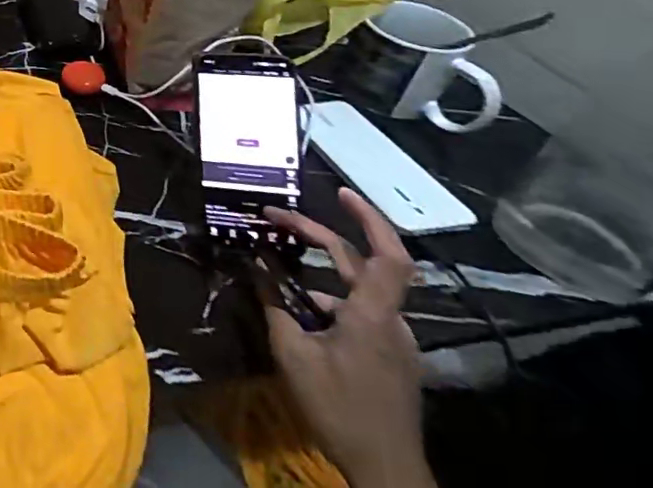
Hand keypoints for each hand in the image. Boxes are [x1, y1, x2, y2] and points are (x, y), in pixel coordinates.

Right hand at [262, 188, 433, 487]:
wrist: (386, 471)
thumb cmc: (339, 409)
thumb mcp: (294, 356)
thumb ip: (275, 307)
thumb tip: (256, 269)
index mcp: (372, 313)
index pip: (387, 253)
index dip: (368, 218)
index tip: (340, 193)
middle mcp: (390, 320)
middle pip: (361, 263)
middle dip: (320, 235)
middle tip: (279, 220)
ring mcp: (396, 342)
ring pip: (360, 291)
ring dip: (323, 273)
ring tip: (281, 270)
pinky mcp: (393, 360)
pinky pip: (362, 315)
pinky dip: (332, 303)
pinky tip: (305, 315)